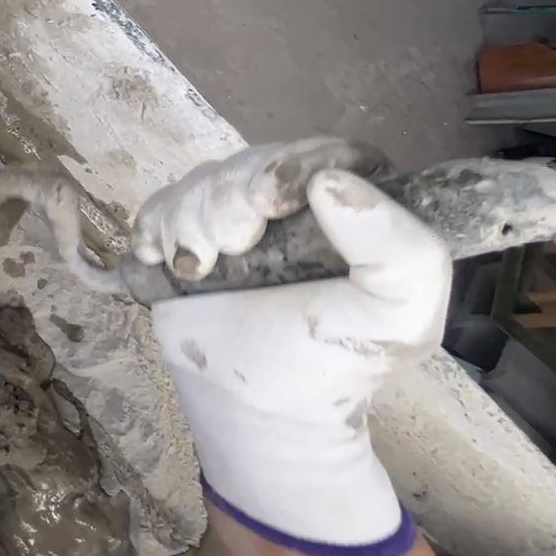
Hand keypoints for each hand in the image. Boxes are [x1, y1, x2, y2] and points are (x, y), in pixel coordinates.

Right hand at [139, 142, 449, 554]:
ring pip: (197, 180)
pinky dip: (153, 228)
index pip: (324, 153)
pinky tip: (165, 262)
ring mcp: (230, 215)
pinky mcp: (179, 228)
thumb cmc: (325, 362)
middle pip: (248, 162)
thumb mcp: (394, 318)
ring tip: (197, 269)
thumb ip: (402, 250)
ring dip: (187, 222)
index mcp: (353, 215)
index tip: (268, 205)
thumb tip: (330, 182)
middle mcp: (290, 205)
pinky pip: (156, 201)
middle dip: (225, 203)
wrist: (246, 402)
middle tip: (230, 252)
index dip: (287, 165)